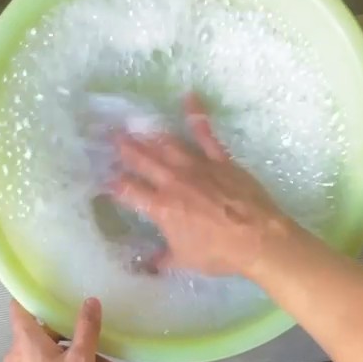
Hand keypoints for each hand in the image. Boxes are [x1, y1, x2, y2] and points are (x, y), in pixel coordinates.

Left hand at [4, 298, 111, 361]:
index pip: (20, 305)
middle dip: (70, 334)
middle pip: (41, 331)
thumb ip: (87, 330)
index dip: (34, 295)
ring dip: (71, 355)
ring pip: (46, 353)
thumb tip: (90, 300)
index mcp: (26, 339)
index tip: (55, 292)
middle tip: (95, 341)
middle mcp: (16, 352)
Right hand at [108, 96, 297, 277]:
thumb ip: (165, 258)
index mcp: (161, 208)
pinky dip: (196, 114)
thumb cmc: (218, 253)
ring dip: (150, 135)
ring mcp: (197, 167)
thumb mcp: (185, 260)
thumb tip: (150, 264)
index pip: (130, 192)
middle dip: (125, 149)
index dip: (115, 185)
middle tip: (111, 136)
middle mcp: (173, 182)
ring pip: (167, 145)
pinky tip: (189, 97)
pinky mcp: (220, 159)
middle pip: (143, 161)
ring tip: (136, 125)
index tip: (105, 179)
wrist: (256, 238)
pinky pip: (205, 133)